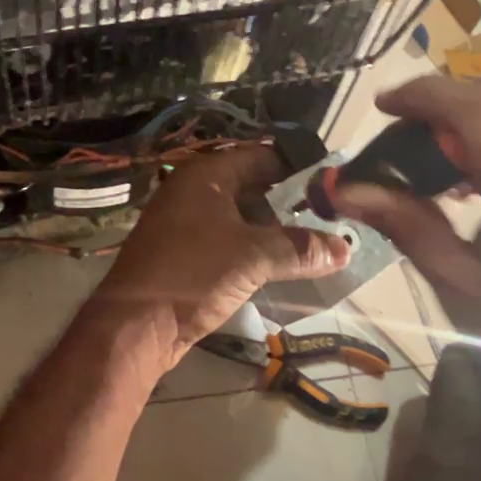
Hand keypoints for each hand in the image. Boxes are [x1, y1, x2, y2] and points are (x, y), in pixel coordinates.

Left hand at [92, 142, 350, 370]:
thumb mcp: (252, 257)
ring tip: (314, 242)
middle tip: (331, 215)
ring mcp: (185, 222)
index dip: (295, 166)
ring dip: (273, 229)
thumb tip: (345, 247)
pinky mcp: (183, 252)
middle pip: (251, 186)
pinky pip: (228, 240)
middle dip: (288, 202)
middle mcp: (194, 190)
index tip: (331, 179)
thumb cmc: (193, 274)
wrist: (135, 324)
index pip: (260, 156)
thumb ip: (299, 248)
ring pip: (240, 216)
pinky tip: (281, 266)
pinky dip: (253, 248)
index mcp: (206, 175)